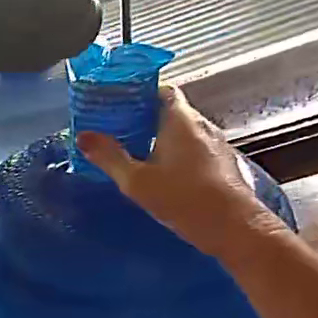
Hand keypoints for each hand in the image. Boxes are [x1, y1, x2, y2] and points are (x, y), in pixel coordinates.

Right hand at [75, 85, 287, 261]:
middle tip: (120, 129)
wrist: (234, 228)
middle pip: (172, 111)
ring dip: (163, 138)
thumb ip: (110, 157)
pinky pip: (196, 150)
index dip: (141, 93)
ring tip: (138, 152)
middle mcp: (202, 126)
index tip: (119, 103)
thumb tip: (83, 137)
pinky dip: (178, 155)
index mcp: (181, 120)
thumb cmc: (185, 199)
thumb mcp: (137, 181)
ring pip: (185, 132)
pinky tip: (165, 174)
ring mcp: (217, 146)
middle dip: (146, 118)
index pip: (162, 90)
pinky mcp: (224, 166)